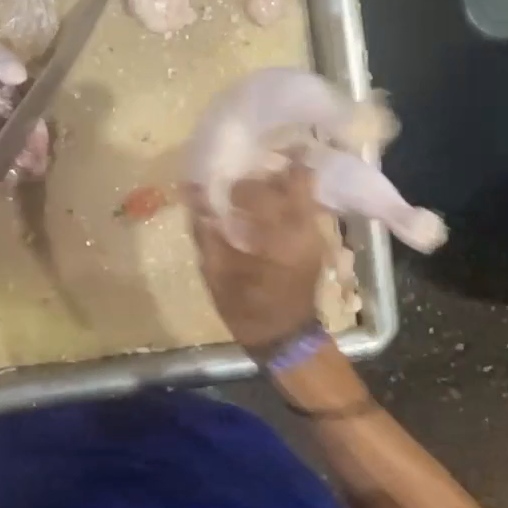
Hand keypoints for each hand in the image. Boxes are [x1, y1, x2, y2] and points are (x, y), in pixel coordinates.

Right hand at [189, 166, 326, 353]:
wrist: (286, 339)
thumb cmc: (248, 309)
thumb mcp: (217, 274)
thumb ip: (206, 231)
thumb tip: (191, 192)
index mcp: (282, 236)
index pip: (262, 190)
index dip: (238, 184)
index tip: (221, 190)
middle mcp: (306, 227)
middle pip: (297, 176)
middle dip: (268, 169)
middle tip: (242, 173)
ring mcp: (316, 232)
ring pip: (303, 188)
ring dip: (277, 182)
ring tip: (250, 188)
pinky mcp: (316, 239)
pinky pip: (303, 205)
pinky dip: (284, 197)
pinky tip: (261, 209)